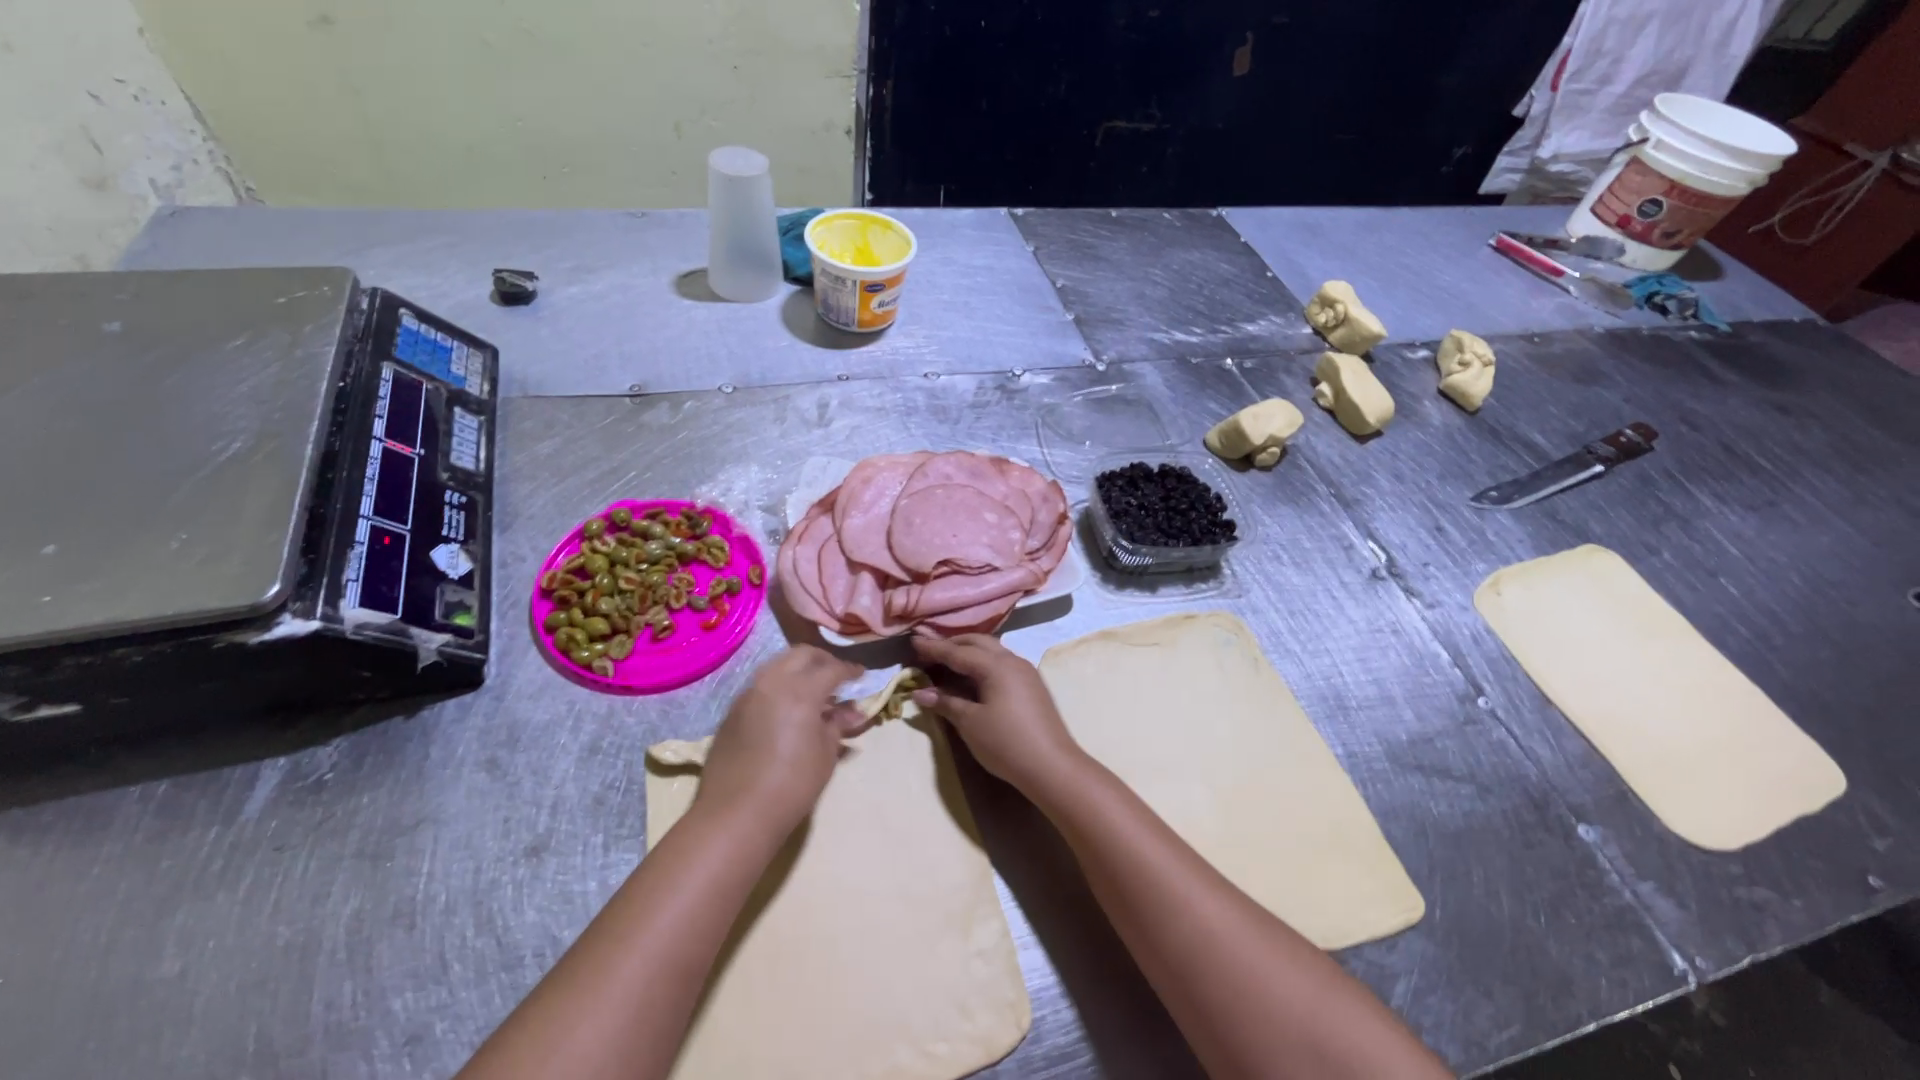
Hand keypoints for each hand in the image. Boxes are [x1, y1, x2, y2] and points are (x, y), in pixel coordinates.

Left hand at [696, 647, 864, 833]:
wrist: (737, 812)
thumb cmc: (792, 784)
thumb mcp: (825, 754)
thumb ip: (837, 725)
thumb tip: (852, 713)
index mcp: (801, 690)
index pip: (832, 669)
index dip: (851, 670)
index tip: (862, 675)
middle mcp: (772, 682)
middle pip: (801, 655)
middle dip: (823, 660)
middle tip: (837, 676)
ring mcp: (748, 694)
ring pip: (777, 665)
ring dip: (798, 670)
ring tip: (812, 691)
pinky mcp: (732, 711)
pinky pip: (761, 685)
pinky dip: (779, 686)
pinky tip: (787, 708)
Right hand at [911, 635, 1084, 792]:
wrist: (1052, 766)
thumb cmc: (1006, 743)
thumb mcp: (970, 723)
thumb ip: (946, 702)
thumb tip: (920, 692)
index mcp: (996, 666)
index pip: (958, 652)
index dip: (934, 647)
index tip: (913, 642)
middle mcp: (1012, 661)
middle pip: (978, 643)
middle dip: (952, 644)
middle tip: (929, 650)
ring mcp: (1026, 672)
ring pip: (992, 651)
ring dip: (969, 652)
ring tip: (948, 661)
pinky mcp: (1032, 686)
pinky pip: (1001, 663)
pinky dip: (982, 663)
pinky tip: (973, 677)